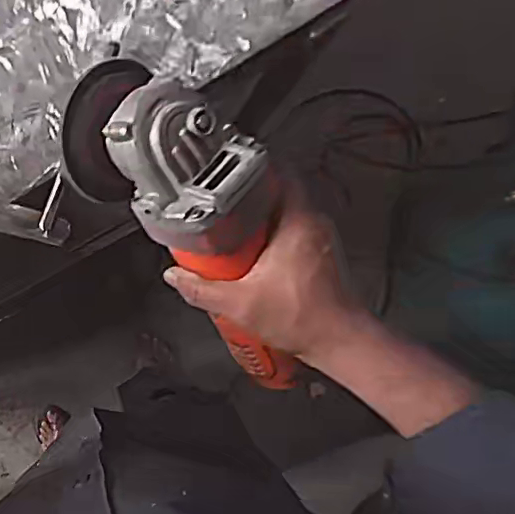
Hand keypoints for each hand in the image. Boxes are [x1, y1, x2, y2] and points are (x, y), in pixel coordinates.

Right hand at [160, 179, 372, 366]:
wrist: (340, 342)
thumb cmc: (303, 319)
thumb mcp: (238, 304)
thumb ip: (200, 289)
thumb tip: (175, 276)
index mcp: (298, 224)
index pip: (280, 175)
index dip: (251, 171)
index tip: (228, 174)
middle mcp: (314, 225)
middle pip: (276, 195)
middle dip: (245, 201)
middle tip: (219, 210)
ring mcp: (320, 240)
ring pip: (282, 216)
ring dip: (256, 223)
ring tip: (228, 236)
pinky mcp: (319, 256)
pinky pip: (289, 235)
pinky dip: (268, 240)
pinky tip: (249, 260)